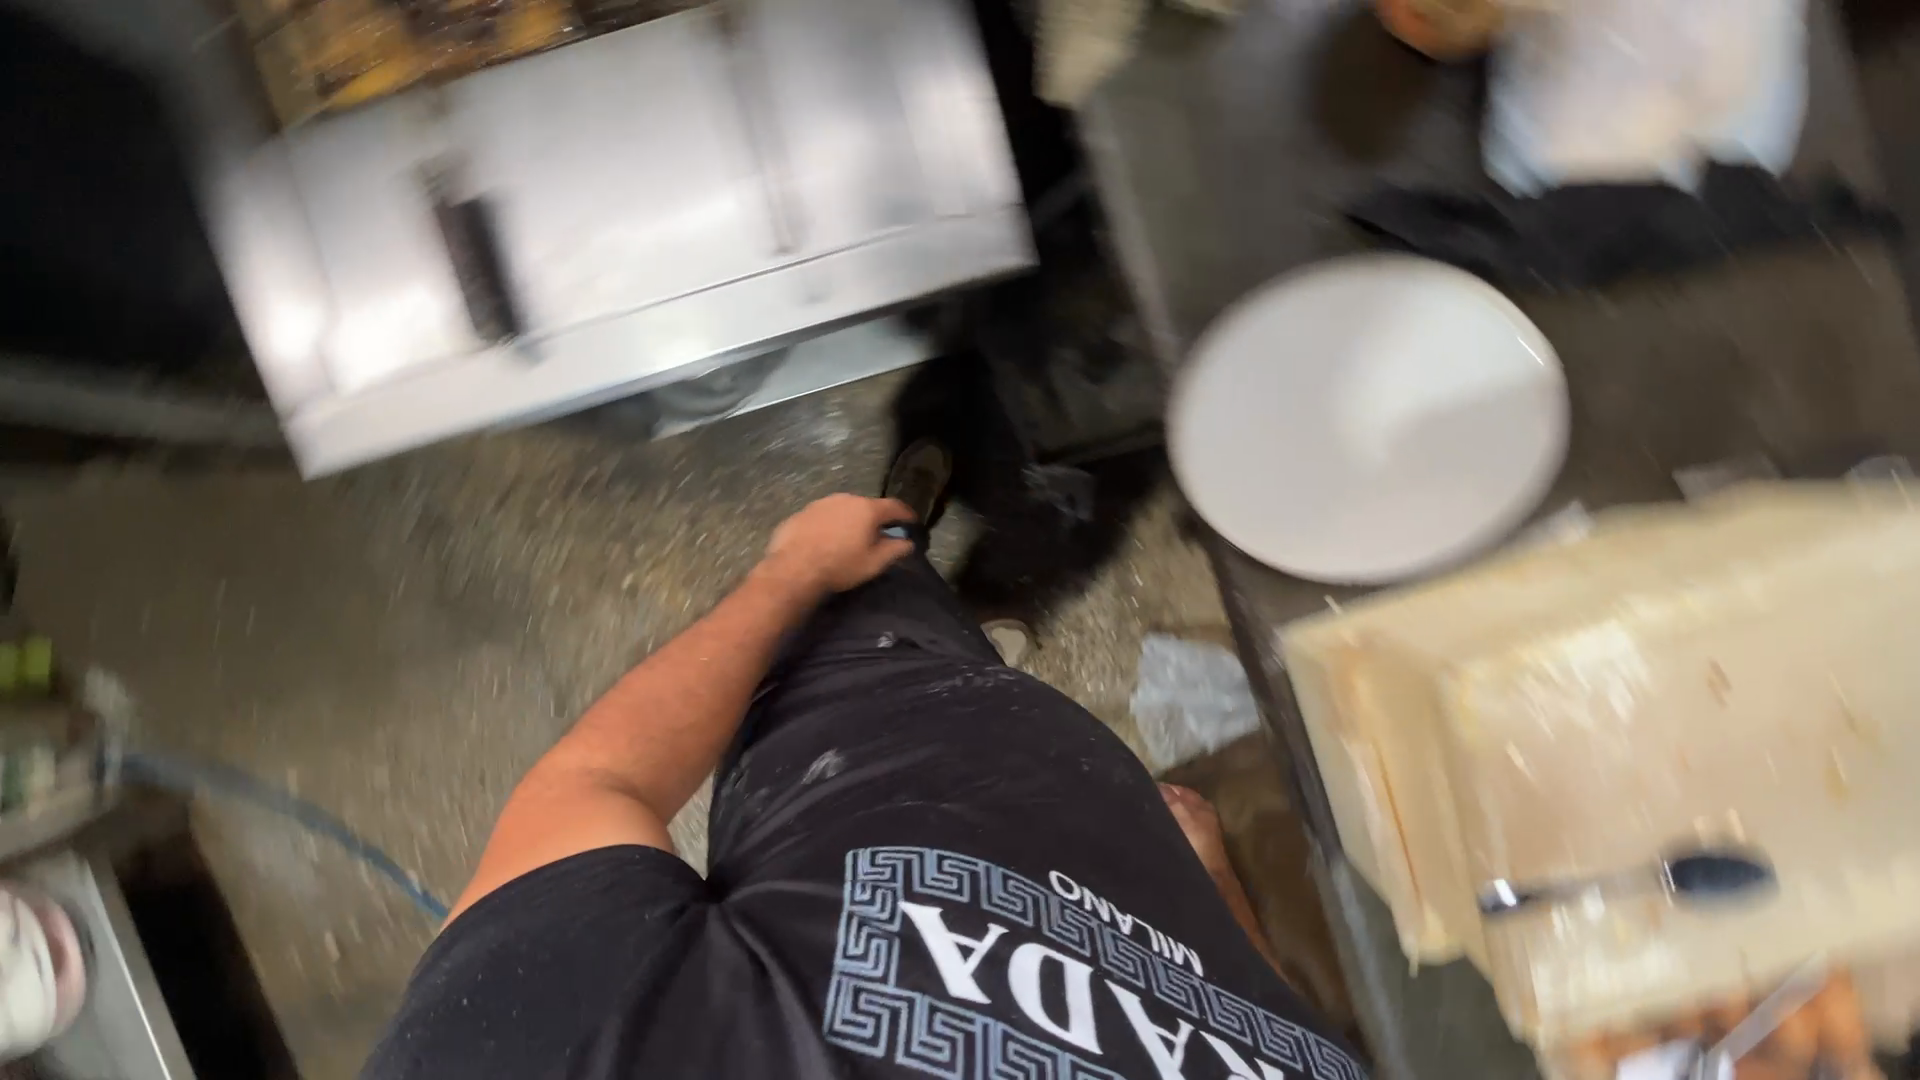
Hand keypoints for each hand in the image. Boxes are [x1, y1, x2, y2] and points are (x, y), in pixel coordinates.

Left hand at [758, 495, 915, 597]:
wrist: (794, 569)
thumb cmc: (841, 565)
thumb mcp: (875, 563)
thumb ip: (896, 549)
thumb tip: (908, 542)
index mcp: (867, 508)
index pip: (895, 506)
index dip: (906, 514)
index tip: (912, 522)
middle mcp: (845, 499)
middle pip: (867, 506)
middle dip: (875, 518)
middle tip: (878, 535)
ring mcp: (821, 503)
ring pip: (843, 509)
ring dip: (850, 520)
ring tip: (849, 538)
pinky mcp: (802, 512)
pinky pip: (823, 516)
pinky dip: (829, 525)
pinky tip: (825, 541)